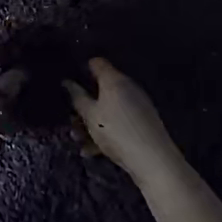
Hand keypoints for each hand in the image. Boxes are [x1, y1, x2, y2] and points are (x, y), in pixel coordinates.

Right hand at [66, 58, 180, 176]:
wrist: (153, 158)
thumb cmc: (116, 131)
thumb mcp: (90, 116)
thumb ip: (77, 98)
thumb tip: (68, 82)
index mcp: (114, 79)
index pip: (97, 63)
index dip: (83, 69)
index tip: (70, 84)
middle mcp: (128, 87)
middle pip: (102, 88)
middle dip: (85, 103)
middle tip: (72, 119)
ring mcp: (138, 104)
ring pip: (109, 107)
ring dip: (92, 121)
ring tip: (78, 139)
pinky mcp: (143, 122)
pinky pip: (119, 120)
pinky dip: (106, 130)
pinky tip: (92, 150)